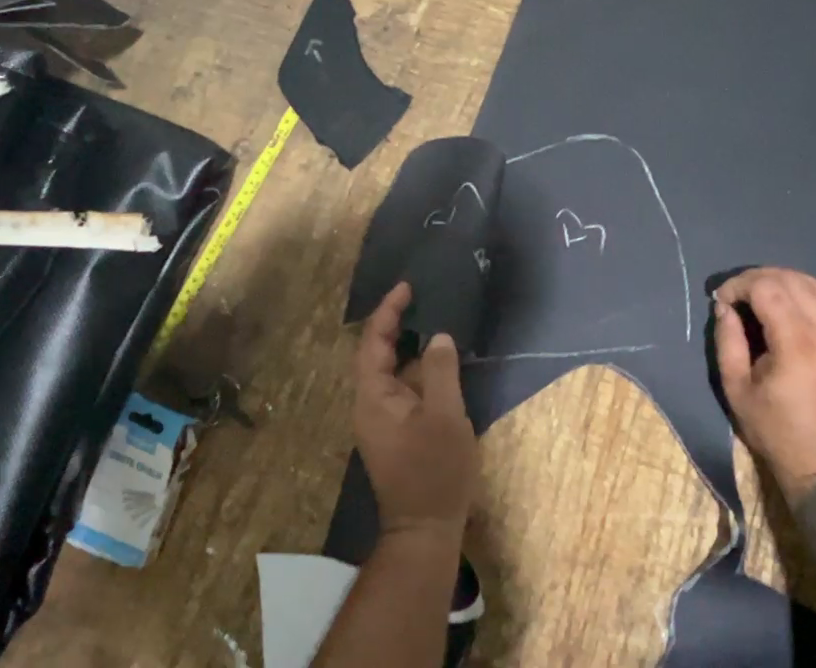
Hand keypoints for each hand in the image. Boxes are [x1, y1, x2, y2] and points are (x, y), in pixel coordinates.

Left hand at [353, 283, 478, 543]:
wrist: (425, 528)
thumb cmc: (434, 470)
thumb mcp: (445, 416)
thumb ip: (441, 371)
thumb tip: (438, 337)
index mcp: (373, 397)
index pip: (372, 342)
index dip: (387, 312)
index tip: (406, 287)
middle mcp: (370, 404)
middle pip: (376, 354)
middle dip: (395, 323)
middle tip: (421, 297)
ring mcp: (382, 420)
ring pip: (391, 372)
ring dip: (409, 346)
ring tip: (435, 319)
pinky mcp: (396, 432)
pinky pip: (402, 389)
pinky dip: (418, 369)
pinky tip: (441, 362)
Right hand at [713, 267, 815, 496]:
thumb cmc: (778, 434)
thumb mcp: (738, 391)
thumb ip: (729, 344)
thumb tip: (724, 309)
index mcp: (795, 341)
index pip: (766, 287)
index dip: (739, 285)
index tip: (721, 300)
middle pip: (793, 280)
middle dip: (759, 278)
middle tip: (737, 294)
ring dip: (788, 281)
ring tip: (765, 294)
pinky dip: (815, 298)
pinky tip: (800, 310)